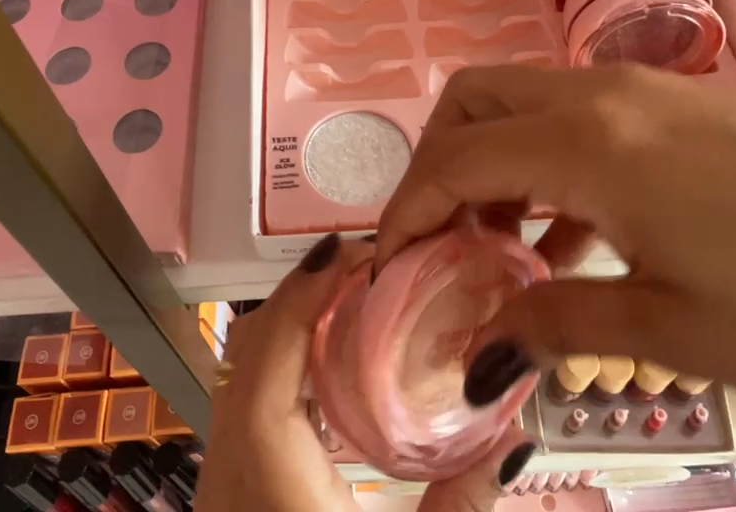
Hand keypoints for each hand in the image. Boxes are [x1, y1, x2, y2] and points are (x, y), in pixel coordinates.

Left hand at [194, 235, 537, 511]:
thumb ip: (460, 501)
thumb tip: (514, 440)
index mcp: (267, 468)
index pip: (268, 353)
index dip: (301, 292)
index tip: (345, 249)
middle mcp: (228, 464)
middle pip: (251, 352)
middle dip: (302, 298)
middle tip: (365, 271)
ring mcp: (221, 478)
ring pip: (242, 375)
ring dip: (290, 328)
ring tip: (349, 303)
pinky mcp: (228, 489)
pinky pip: (244, 403)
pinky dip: (281, 366)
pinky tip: (324, 367)